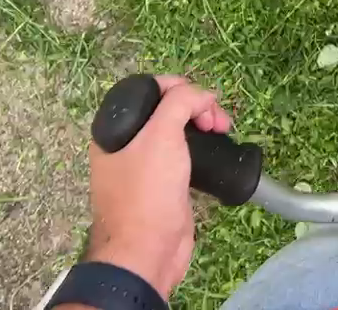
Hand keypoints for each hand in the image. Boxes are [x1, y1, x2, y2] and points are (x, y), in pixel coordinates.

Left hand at [81, 75, 231, 298]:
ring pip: (180, 127)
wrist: (147, 250)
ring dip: (204, 121)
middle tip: (217, 120)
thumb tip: (204, 96)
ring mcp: (145, 164)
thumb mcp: (162, 134)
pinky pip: (184, 149)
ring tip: (223, 130)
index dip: (180, 86)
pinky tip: (215, 146)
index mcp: (114, 130)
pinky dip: (203, 142)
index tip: (203, 100)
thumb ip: (181, 102)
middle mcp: (126, 143)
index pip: (150, 89)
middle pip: (168, 107)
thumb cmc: (149, 189)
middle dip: (198, 105)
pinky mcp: (163, 181)